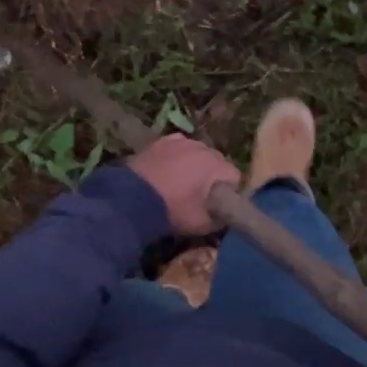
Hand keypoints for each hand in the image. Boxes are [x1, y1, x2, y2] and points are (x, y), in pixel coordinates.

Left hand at [124, 134, 240, 235]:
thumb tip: (224, 216)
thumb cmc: (172, 211)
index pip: (234, 177)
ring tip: (182, 182)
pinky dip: (177, 156)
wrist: (132, 199)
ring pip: (197, 152)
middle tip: (199, 195)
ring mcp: (180, 142)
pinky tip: (168, 169)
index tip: (218, 205)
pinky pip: (177, 147)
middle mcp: (202, 147)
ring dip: (195, 165)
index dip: (229, 192)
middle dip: (212, 177)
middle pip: (217, 162)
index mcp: (216, 165)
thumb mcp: (203, 225)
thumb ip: (221, 220)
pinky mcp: (160, 142)